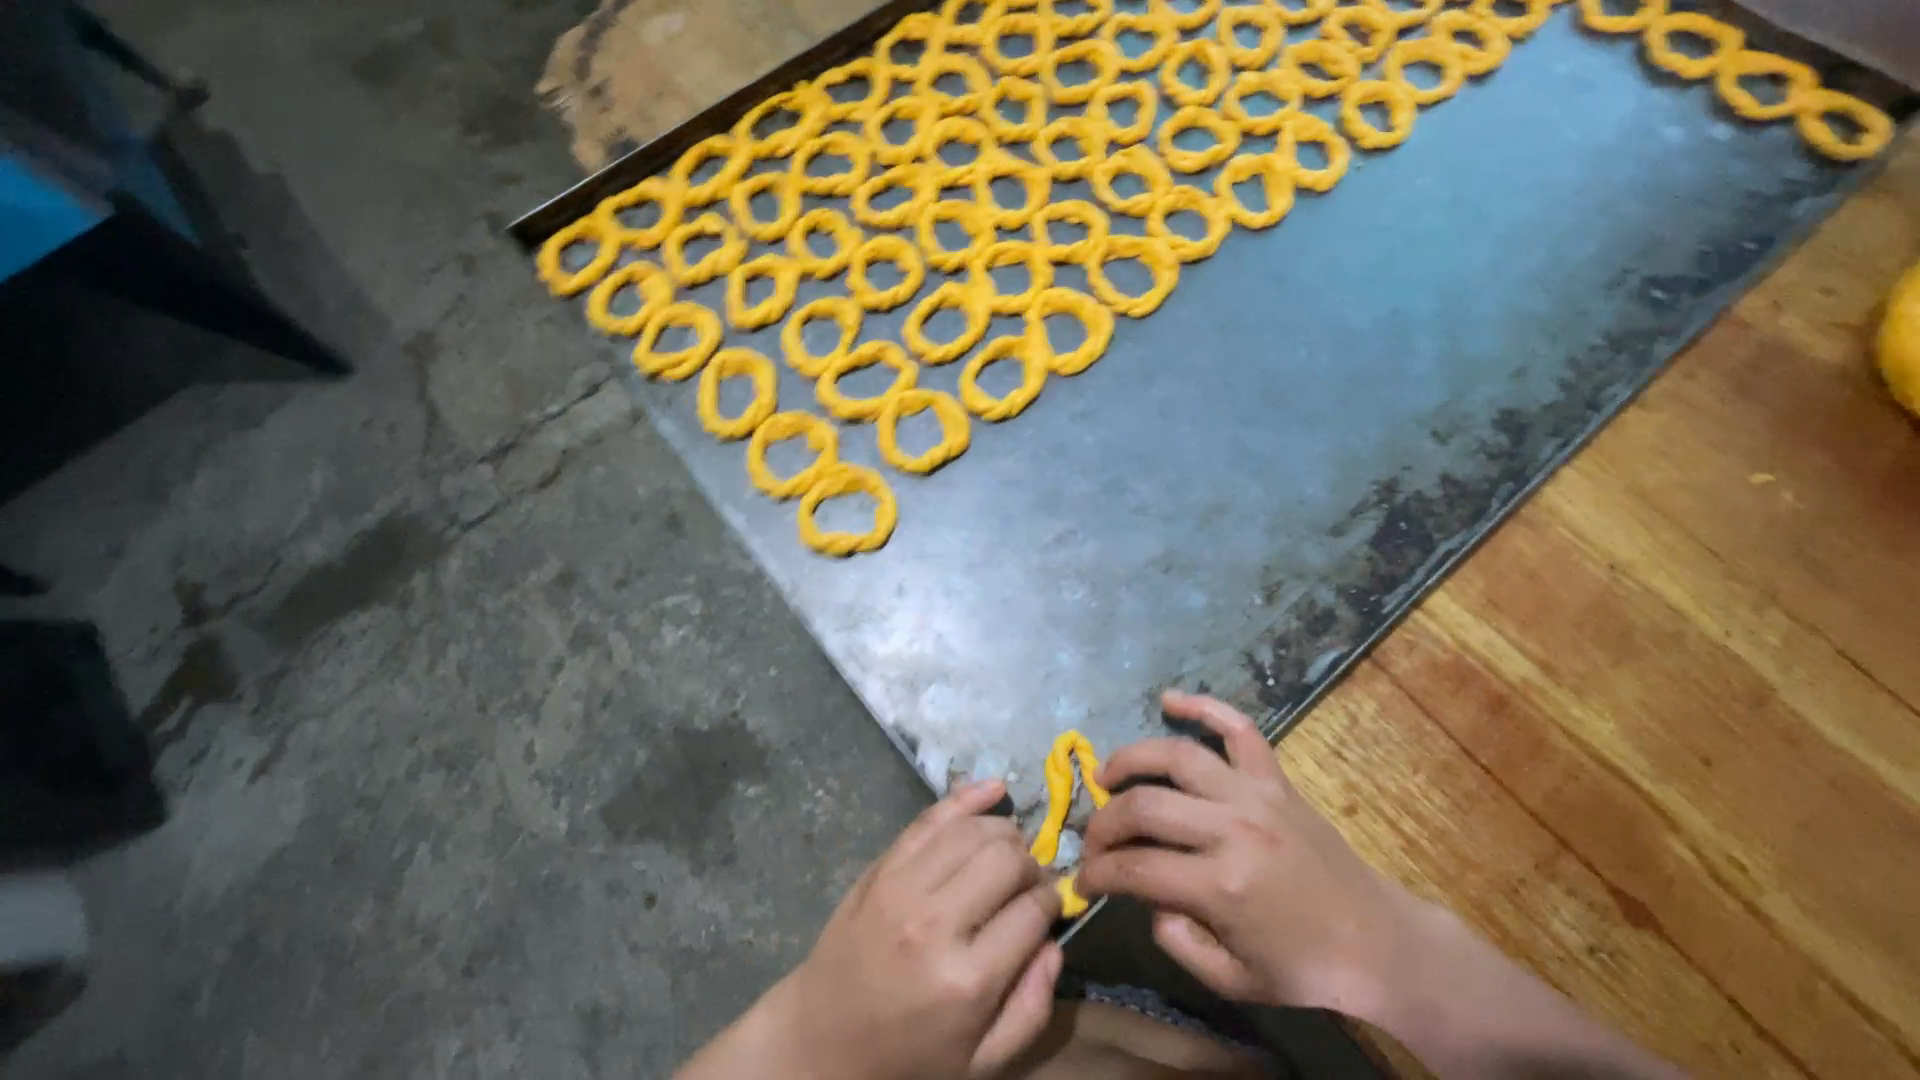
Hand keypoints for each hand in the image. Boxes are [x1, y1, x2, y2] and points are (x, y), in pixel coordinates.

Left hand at [752, 779, 1063, 1079]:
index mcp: (967, 980)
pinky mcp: (881, 869)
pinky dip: (966, 797)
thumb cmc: (909, 1055)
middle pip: (1006, 860)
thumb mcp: (980, 1062)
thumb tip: (1055, 943)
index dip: (1052, 901)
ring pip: (972, 831)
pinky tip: (995, 789)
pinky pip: (930, 818)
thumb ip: (1031, 1009)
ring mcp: (902, 888)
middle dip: (1031, 865)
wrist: (822, 1039)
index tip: (1052, 905)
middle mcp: (935, 923)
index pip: (1032, 911)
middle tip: (1030, 882)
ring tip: (1012, 852)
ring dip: (1004, 833)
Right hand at [1077, 690, 1412, 1015]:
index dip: (1096, 873)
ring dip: (1132, 759)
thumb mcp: (1230, 978)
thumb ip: (1174, 938)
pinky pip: (1239, 729)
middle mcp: (1234, 829)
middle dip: (1103, 823)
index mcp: (1222, 886)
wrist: (1377, 943)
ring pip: (1179, 756)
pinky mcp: (1277, 780)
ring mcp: (1257, 796)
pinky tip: (1169, 700)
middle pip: (1144, 807)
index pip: (1134, 868)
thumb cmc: (1302, 967)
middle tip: (1092, 839)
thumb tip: (1145, 894)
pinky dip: (1203, 707)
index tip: (1081, 880)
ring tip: (1107, 775)